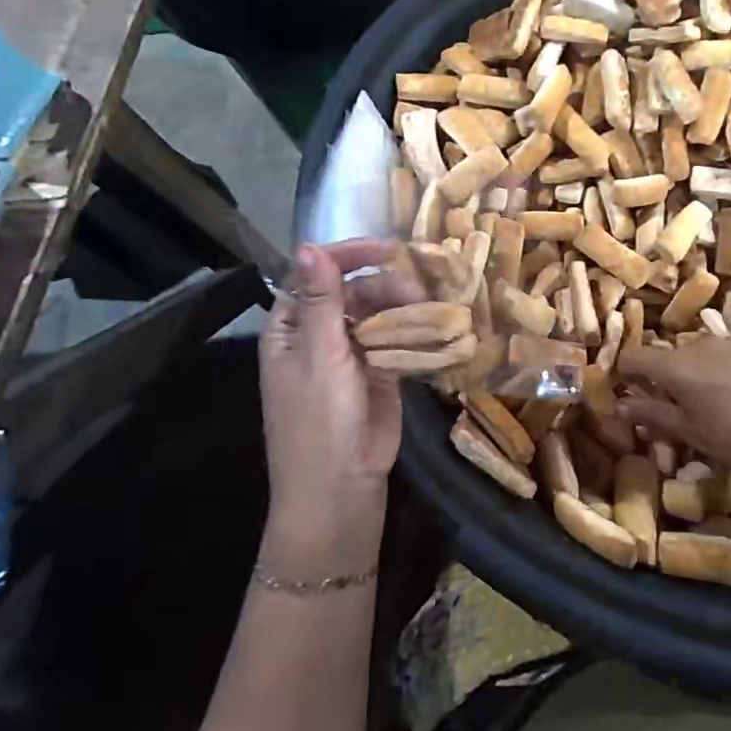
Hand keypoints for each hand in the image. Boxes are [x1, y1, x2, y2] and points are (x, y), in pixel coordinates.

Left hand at [259, 239, 424, 516]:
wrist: (340, 486)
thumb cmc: (318, 422)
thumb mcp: (319, 357)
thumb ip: (321, 301)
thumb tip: (308, 244)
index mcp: (292, 328)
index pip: (317, 275)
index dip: (349, 255)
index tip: (389, 249)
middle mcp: (321, 335)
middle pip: (355, 292)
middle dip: (386, 285)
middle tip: (419, 291)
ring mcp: (352, 355)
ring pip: (380, 315)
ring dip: (405, 308)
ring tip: (434, 310)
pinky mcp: (381, 373)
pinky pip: (399, 341)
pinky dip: (417, 333)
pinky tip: (439, 327)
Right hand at [617, 340, 730, 487]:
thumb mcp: (693, 434)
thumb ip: (653, 415)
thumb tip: (620, 405)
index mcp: (678, 366)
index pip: (634, 357)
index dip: (624, 374)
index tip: (628, 397)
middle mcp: (699, 344)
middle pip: (666, 356)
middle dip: (661, 380)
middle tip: (673, 413)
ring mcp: (729, 341)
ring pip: (695, 355)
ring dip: (691, 376)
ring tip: (711, 408)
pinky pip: (721, 354)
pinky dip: (716, 371)